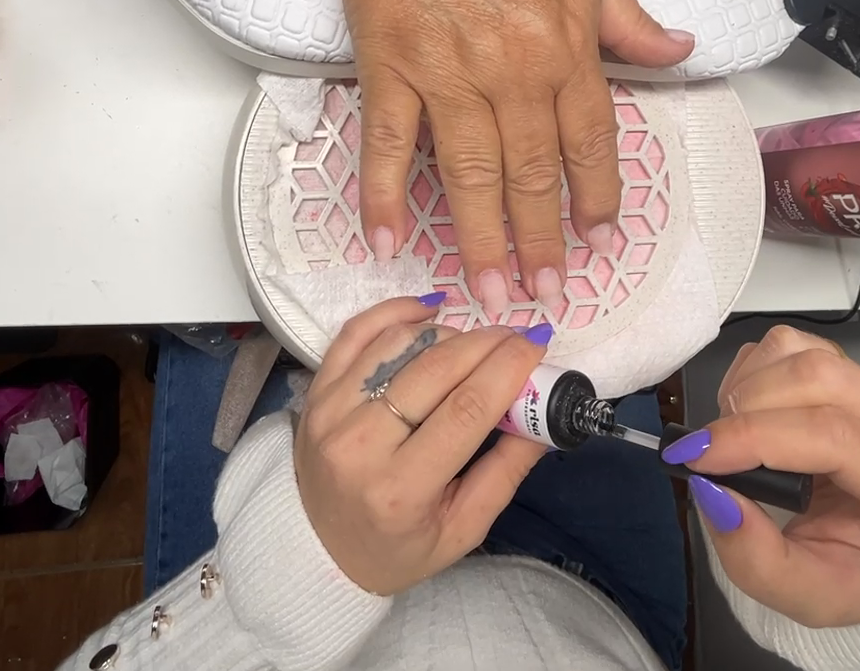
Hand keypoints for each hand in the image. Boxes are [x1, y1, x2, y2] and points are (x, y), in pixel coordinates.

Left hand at [293, 296, 552, 594]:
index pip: (465, 410)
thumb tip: (544, 415)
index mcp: (401, 489)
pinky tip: (428, 309)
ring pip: (398, 344)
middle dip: (485, 343)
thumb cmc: (397, 546)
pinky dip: (395, 311)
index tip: (536, 344)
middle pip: (434, 370)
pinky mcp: (315, 390)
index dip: (506, 369)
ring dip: (446, 331)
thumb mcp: (462, 530)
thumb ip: (505, 471)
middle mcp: (359, 445)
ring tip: (473, 340)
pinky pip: (356, 333)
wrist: (316, 550)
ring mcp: (330, 411)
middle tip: (515, 336)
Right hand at [342, 0, 691, 316]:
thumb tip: (680, 49)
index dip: (594, 197)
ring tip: (488, 291)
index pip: (590, 141)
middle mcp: (513, 71)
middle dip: (540, 241)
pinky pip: (387, 143)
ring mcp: (447, 74)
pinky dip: (383, 194)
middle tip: (544, 295)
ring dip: (480, 239)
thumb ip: (628, 16)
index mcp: (566, 46)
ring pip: (467, 174)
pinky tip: (386, 239)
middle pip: (531, 173)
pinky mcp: (389, 67)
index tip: (595, 240)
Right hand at [668, 325, 859, 626]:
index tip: (698, 459)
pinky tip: (751, 413)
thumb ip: (755, 557)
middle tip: (713, 453)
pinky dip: (750, 372)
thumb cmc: (849, 573)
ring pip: (800, 354)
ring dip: (746, 387)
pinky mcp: (850, 367)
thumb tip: (711, 489)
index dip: (757, 438)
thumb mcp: (804, 597)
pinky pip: (789, 344)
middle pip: (818, 378)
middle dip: (745, 409)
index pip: (837, 437)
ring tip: (736, 437)